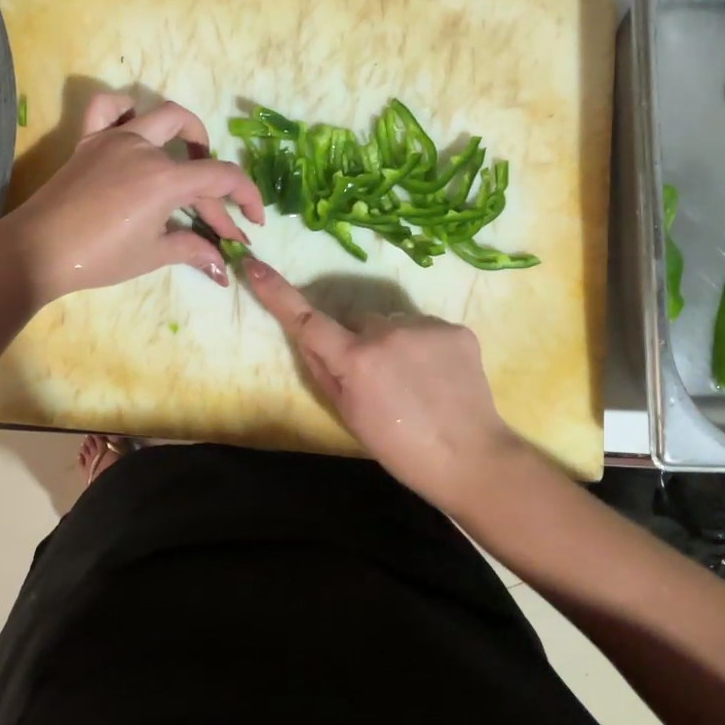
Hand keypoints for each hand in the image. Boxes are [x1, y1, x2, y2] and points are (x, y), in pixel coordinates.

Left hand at [0, 94, 265, 302]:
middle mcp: (145, 149)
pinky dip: (124, 108)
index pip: (221, 177)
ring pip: (160, 116)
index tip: (254, 220)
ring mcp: (114, 139)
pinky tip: (134, 126)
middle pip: (195, 153)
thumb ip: (192, 249)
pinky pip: (107, 108)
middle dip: (215, 183)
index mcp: (165, 180)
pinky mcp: (88, 140)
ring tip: (191, 154)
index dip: (247, 197)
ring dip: (185, 131)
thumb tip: (223, 265)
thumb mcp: (153, 254)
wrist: (38, 250)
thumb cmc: (100, 258)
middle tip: (216, 214)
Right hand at [244, 257, 525, 508]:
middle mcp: (387, 333)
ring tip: (413, 381)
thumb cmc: (399, 447)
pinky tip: (437, 377)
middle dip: (358, 339)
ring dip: (393, 341)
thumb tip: (309, 337)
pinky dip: (425, 346)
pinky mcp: (456, 329)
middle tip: (376, 378)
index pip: (307, 320)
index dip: (277, 293)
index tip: (254, 266)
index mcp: (355, 359)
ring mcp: (425, 327)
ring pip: (393, 323)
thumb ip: (324, 370)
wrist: (470, 458)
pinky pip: (425, 328)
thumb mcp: (348, 413)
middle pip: (358, 320)